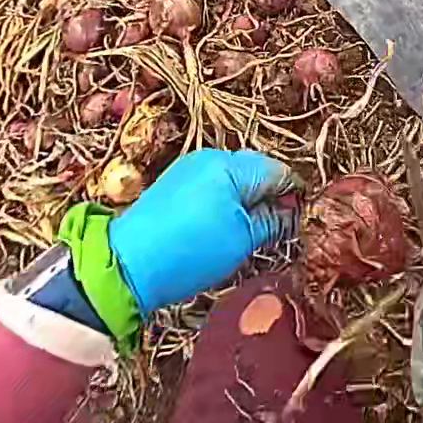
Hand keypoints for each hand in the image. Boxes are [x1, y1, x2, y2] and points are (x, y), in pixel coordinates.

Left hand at [106, 149, 299, 313]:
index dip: (293, 195)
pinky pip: (215, 182)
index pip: (279, 171)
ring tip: (248, 228)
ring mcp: (192, 166)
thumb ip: (273, 221)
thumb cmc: (191, 250)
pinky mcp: (177, 180)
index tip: (297, 219)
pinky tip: (223, 223)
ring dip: (248, 197)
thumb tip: (293, 214)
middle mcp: (213, 157)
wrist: (124, 266)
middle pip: (258, 169)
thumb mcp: (242, 239)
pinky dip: (226, 198)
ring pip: (236, 176)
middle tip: (274, 227)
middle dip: (270, 195)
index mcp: (232, 165)